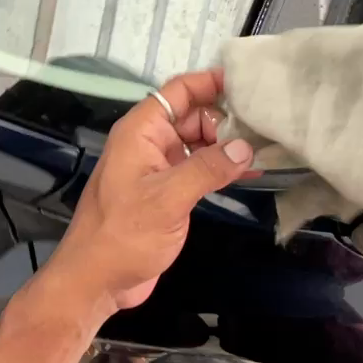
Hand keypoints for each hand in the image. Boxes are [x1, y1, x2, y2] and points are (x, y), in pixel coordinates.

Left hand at [38, 69, 256, 320]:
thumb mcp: (168, 198)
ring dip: (226, 144)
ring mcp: (157, 168)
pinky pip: (196, 168)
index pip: (178, 91)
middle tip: (266, 125)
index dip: (210, 81)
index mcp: (140, 132)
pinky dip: (220, 168)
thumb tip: (246, 147)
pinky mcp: (165, 192)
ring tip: (267, 145)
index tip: (248, 81)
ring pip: (196, 142)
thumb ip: (207, 169)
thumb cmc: (124, 234)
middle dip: (225, 117)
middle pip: (192, 115)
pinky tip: (249, 171)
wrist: (96, 280)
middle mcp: (148, 143)